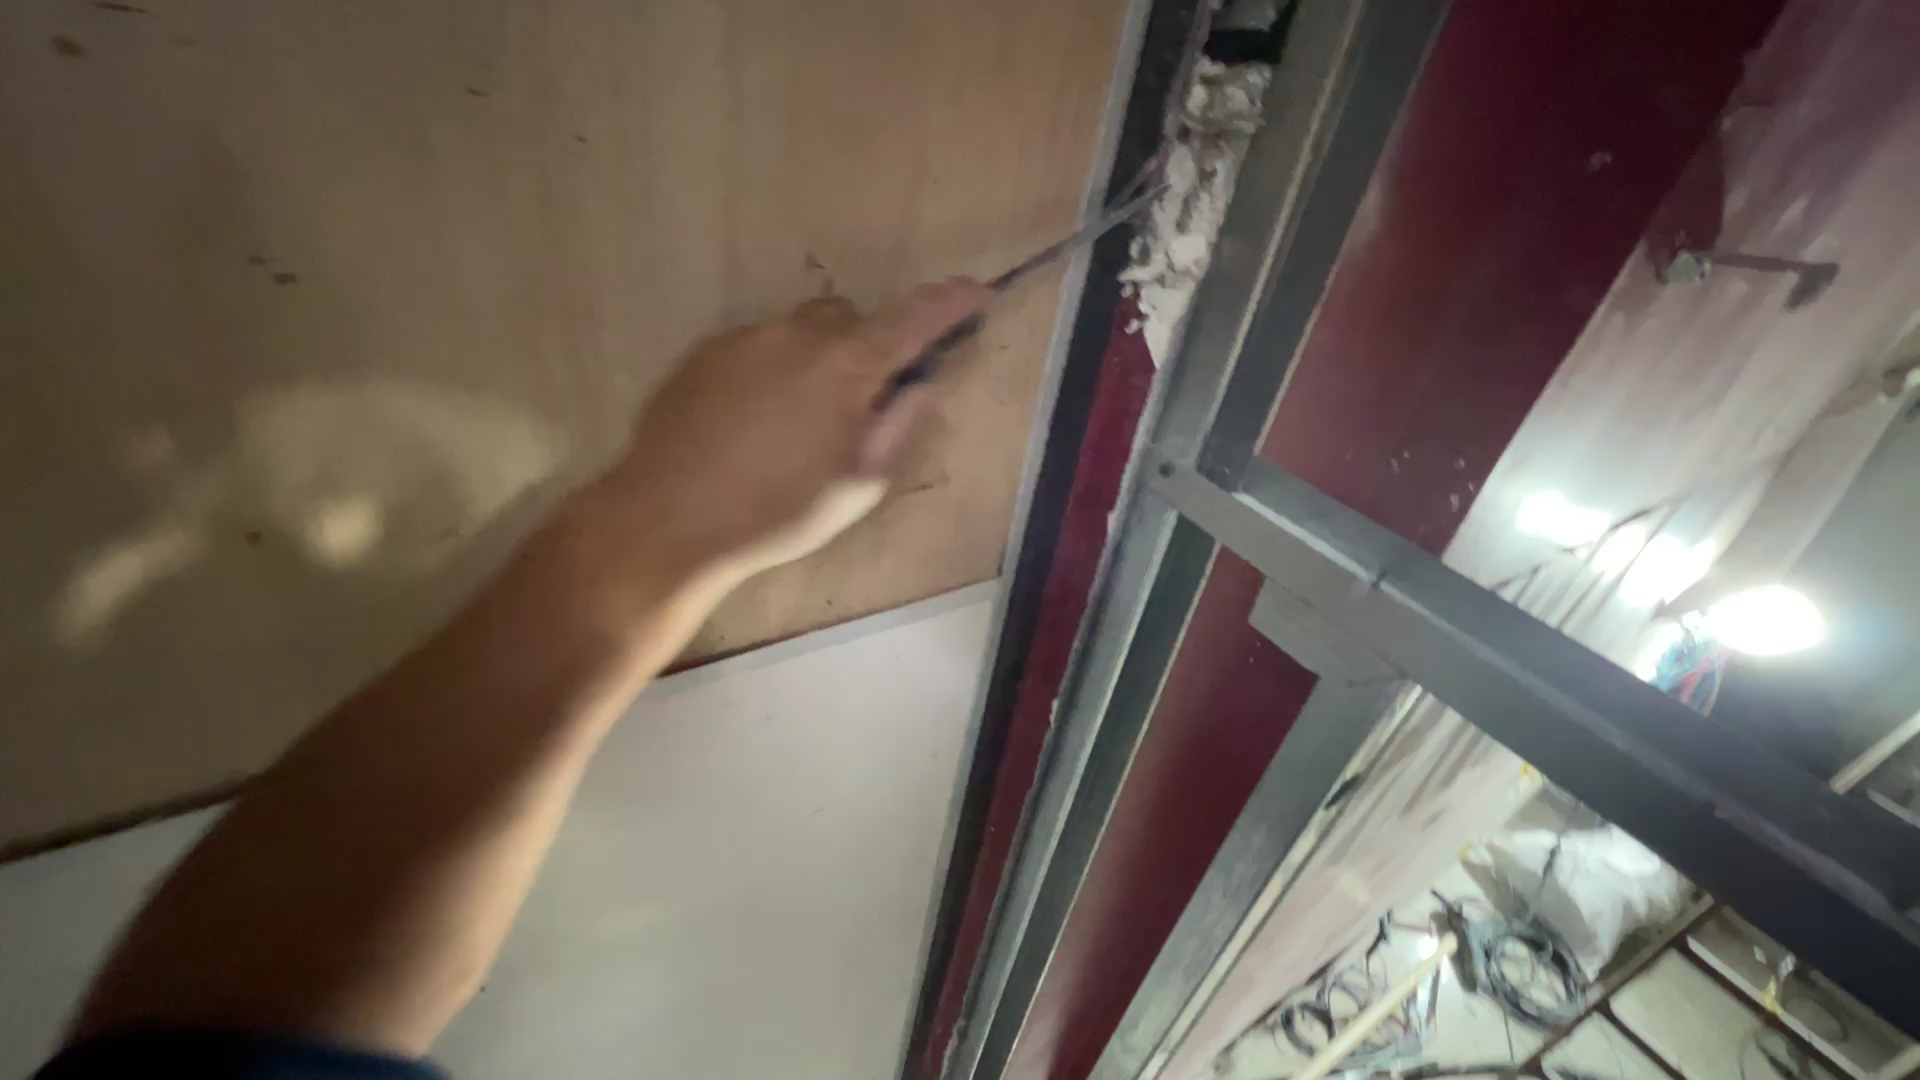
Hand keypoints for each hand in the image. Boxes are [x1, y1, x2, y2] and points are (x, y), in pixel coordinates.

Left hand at [601, 277, 991, 579]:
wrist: (670, 520)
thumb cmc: (779, 511)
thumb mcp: (859, 485)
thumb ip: (900, 427)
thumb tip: (924, 384)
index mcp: (844, 366)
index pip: (912, 318)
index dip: (951, 303)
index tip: (978, 294)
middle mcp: (795, 334)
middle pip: (851, 319)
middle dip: (868, 347)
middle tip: (862, 402)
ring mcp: (743, 338)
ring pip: (801, 329)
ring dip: (818, 358)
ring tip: (799, 420)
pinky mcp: (704, 353)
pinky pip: (758, 346)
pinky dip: (774, 369)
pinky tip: (754, 422)